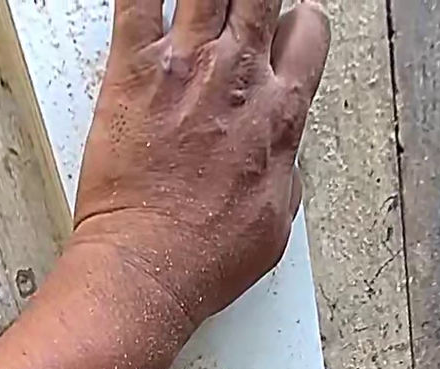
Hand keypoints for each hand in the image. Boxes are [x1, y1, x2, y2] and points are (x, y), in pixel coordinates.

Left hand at [68, 0, 328, 327]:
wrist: (150, 271)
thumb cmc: (204, 260)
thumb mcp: (272, 231)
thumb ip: (284, 180)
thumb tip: (282, 167)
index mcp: (278, 115)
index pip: (307, 31)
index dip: (293, 31)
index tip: (277, 43)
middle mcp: (237, 78)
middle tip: (236, 15)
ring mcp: (184, 67)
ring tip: (198, 10)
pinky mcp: (132, 70)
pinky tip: (145, 6)